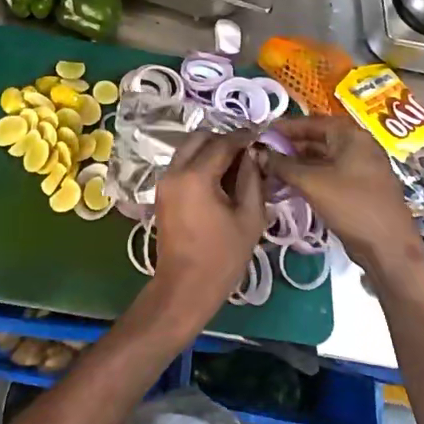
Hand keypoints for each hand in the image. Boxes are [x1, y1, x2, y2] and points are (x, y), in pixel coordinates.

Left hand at [149, 129, 267, 319]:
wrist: (186, 286)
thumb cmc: (222, 256)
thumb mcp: (250, 217)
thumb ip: (253, 179)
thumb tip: (254, 154)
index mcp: (196, 176)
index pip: (222, 143)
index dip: (244, 137)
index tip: (261, 137)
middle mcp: (175, 171)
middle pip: (199, 138)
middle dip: (224, 139)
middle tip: (247, 151)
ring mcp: (164, 181)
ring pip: (188, 149)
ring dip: (210, 149)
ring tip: (235, 165)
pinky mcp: (162, 192)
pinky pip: (182, 164)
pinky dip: (199, 162)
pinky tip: (219, 178)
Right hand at [259, 116, 422, 268]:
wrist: (388, 245)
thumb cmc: (351, 204)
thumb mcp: (312, 183)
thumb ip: (283, 166)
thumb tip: (258, 154)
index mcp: (350, 135)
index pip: (311, 122)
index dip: (285, 127)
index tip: (261, 133)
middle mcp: (357, 145)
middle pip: (317, 139)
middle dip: (289, 146)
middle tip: (262, 154)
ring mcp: (360, 167)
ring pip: (322, 158)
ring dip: (298, 163)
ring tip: (271, 170)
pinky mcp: (359, 187)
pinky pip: (329, 174)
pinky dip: (310, 177)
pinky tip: (290, 184)